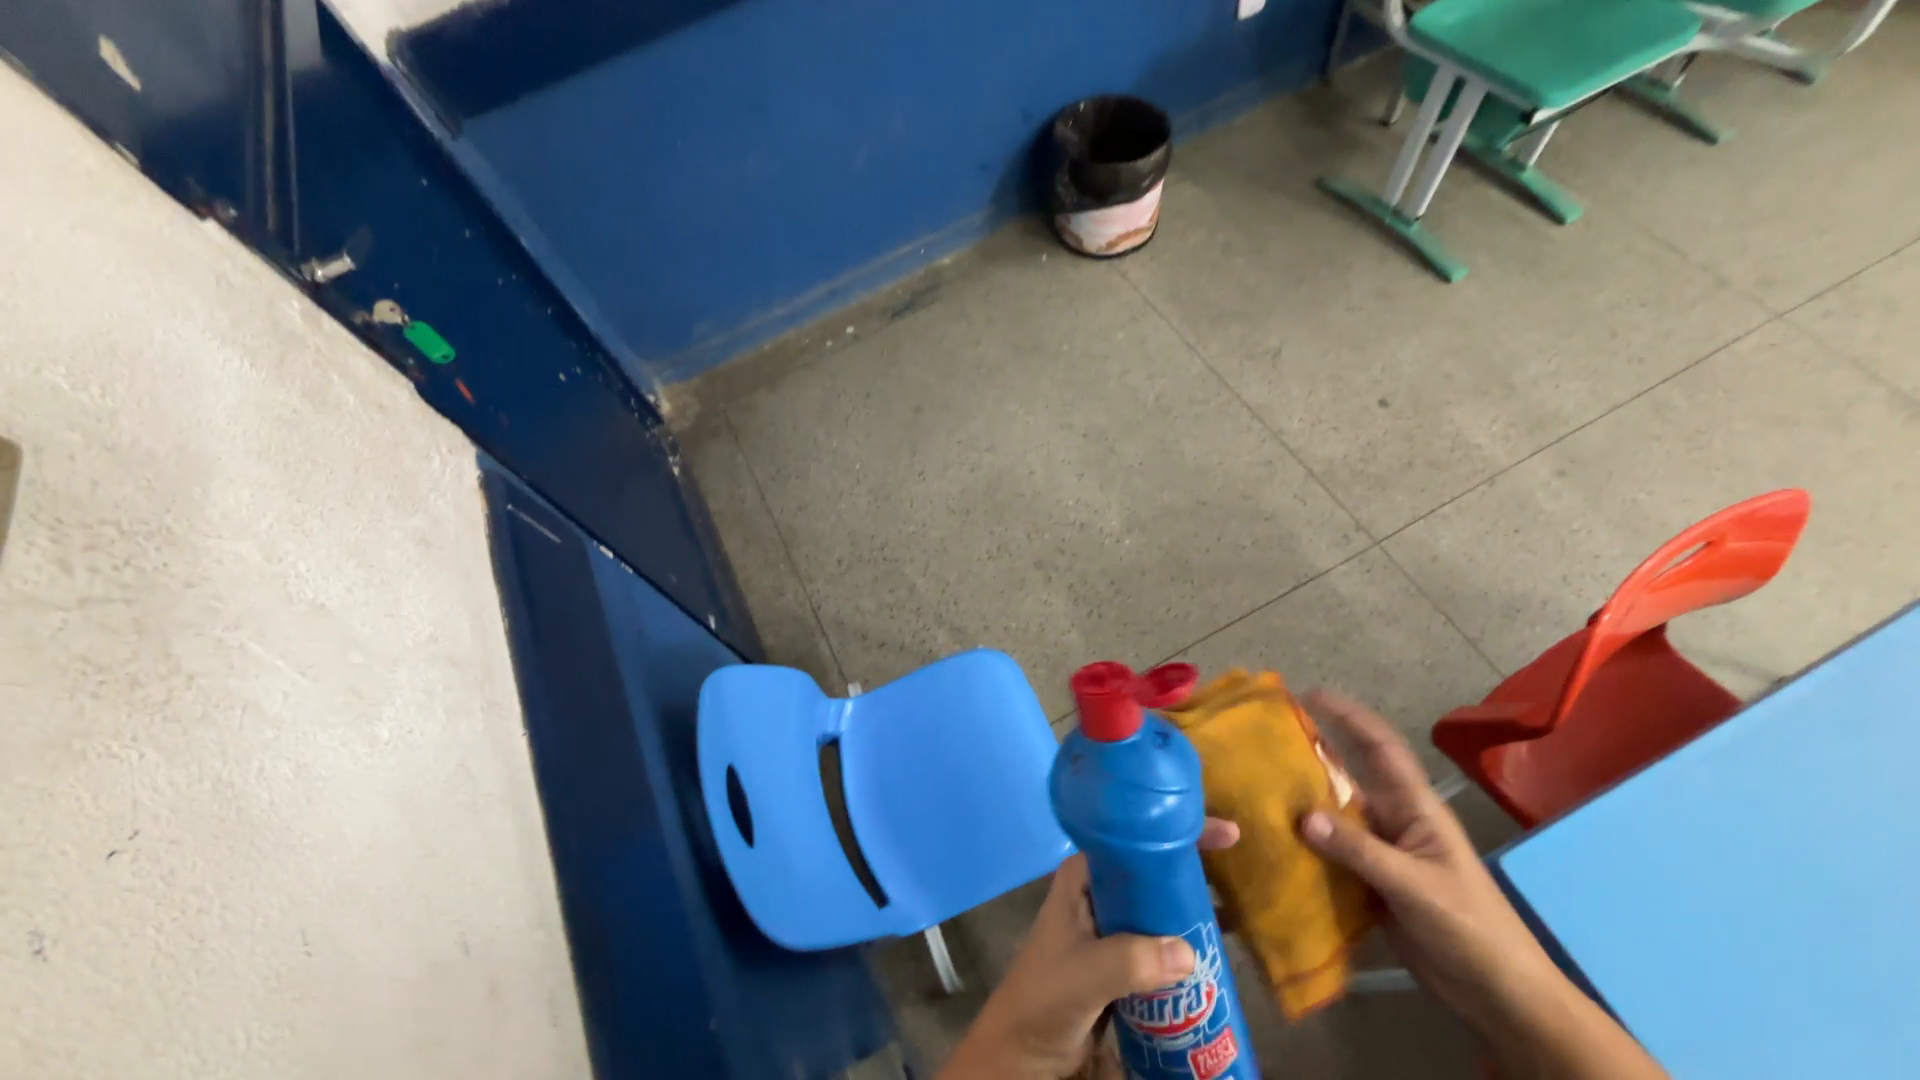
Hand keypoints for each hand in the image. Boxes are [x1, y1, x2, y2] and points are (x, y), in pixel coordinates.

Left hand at [942, 820, 1240, 1079]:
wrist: (1022, 1052)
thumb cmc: (1044, 999)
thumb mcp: (1085, 974)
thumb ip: (1130, 960)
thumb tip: (1189, 953)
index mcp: (1084, 877)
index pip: (1133, 838)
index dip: (1177, 830)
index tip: (1227, 834)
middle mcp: (1101, 893)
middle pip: (1154, 869)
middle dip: (1196, 868)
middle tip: (1245, 868)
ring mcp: (1114, 927)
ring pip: (1162, 906)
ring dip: (1197, 907)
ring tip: (1245, 904)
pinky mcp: (1126, 960)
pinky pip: (1165, 942)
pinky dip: (1191, 941)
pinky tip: (1225, 944)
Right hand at [1295, 688, 1562, 1035]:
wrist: (1496, 991)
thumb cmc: (1469, 926)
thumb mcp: (1415, 885)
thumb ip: (1360, 851)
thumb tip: (1302, 816)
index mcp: (1416, 809)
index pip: (1382, 749)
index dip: (1350, 717)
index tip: (1311, 695)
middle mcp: (1394, 824)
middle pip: (1347, 782)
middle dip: (1310, 761)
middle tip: (1262, 747)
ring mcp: (1381, 856)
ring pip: (1334, 822)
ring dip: (1300, 810)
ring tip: (1253, 795)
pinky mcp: (1370, 887)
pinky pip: (1330, 859)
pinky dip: (1304, 852)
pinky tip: (1271, 850)